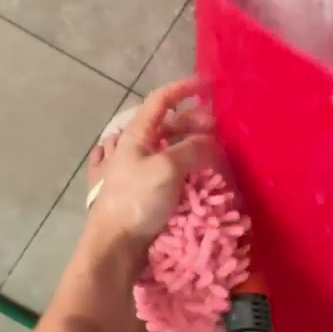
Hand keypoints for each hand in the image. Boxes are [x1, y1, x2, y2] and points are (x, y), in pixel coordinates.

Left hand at [85, 78, 219, 247]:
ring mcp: (132, 171)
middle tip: (218, 131)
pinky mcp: (137, 193)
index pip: (160, 100)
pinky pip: (160, 171)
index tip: (207, 85)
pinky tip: (189, 173)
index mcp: (135, 135)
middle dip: (192, 122)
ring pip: (164, 148)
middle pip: (166, 126)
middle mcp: (131, 148)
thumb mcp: (168, 168)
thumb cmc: (137, 200)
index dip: (183, 89)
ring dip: (187, 146)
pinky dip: (177, 166)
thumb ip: (192, 149)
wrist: (114, 245)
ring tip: (210, 154)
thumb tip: (212, 141)